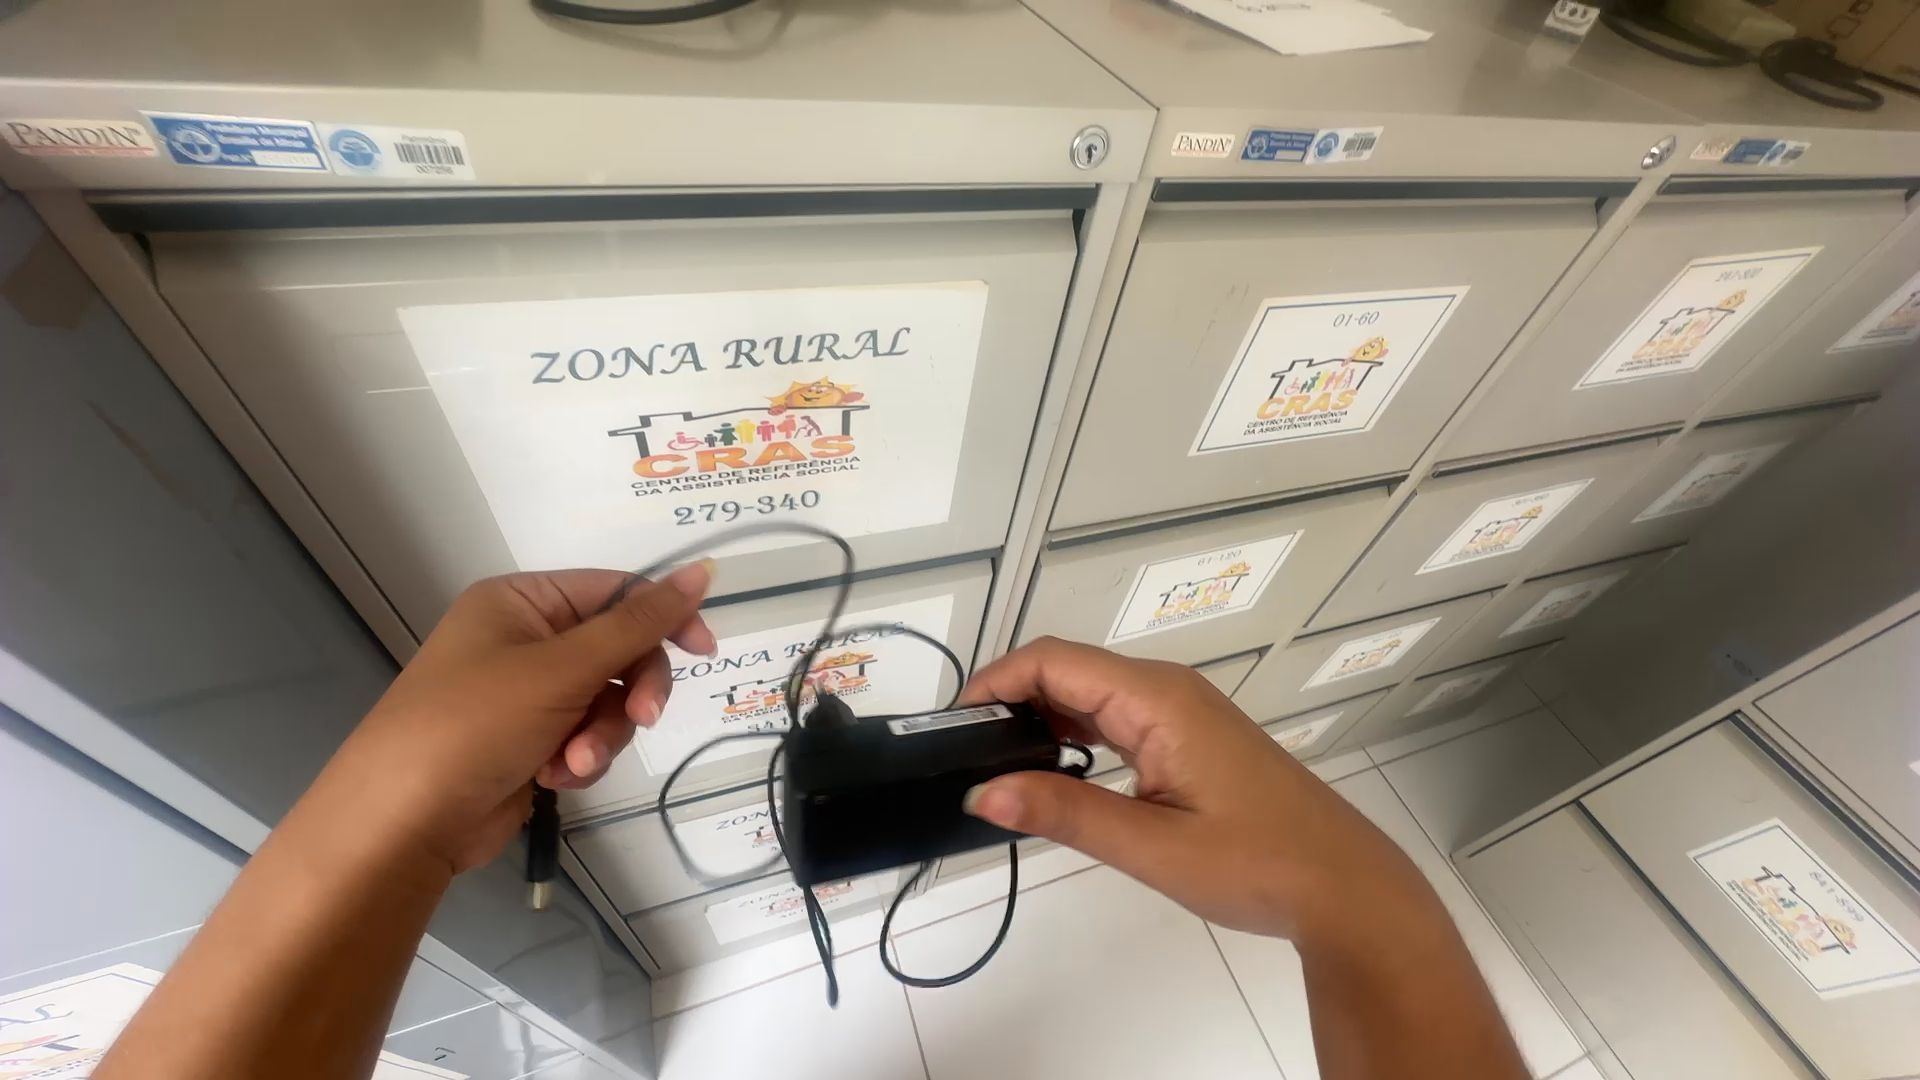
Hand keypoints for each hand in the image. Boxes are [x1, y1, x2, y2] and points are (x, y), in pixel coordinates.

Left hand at [299, 564, 715, 876]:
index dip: (666, 617)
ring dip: (605, 732)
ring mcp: (530, 691)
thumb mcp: (565, 667)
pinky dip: (582, 756)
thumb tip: (703, 571)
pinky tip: (554, 778)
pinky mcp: (534, 736)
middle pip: (621, 649)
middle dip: (631, 691)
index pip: (619, 592)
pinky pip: (590, 733)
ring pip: (611, 698)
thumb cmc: (475, 725)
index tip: (704, 650)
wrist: (398, 829)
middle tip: (643, 718)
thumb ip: (641, 622)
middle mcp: (528, 638)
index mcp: (524, 602)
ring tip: (575, 763)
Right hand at [957, 638, 1439, 941]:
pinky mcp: (1185, 729)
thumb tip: (982, 794)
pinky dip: (1074, 728)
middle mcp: (1164, 687)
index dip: (997, 680)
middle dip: (1012, 696)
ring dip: (1042, 712)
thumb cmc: (1257, 863)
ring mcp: (1179, 706)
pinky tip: (1056, 762)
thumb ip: (1063, 813)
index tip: (956, 723)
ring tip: (1000, 757)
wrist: (1345, 887)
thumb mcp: (1152, 846)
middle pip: (1068, 667)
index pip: (1054, 661)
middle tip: (969, 748)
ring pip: (1090, 689)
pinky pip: (1114, 711)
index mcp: (1155, 697)